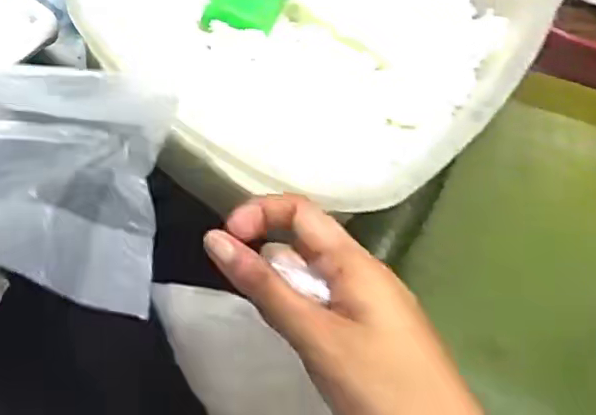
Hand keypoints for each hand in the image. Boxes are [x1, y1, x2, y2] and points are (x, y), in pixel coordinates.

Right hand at [204, 195, 480, 414]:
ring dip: (284, 283)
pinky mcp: (379, 334)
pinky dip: (303, 306)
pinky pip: (329, 300)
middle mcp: (367, 272)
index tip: (228, 240)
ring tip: (270, 316)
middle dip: (267, 252)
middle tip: (241, 285)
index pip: (298, 209)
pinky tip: (299, 336)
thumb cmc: (383, 387)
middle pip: (305, 239)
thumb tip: (212, 237)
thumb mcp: (315, 337)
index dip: (258, 213)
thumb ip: (264, 286)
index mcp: (356, 261)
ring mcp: (376, 304)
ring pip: (315, 273)